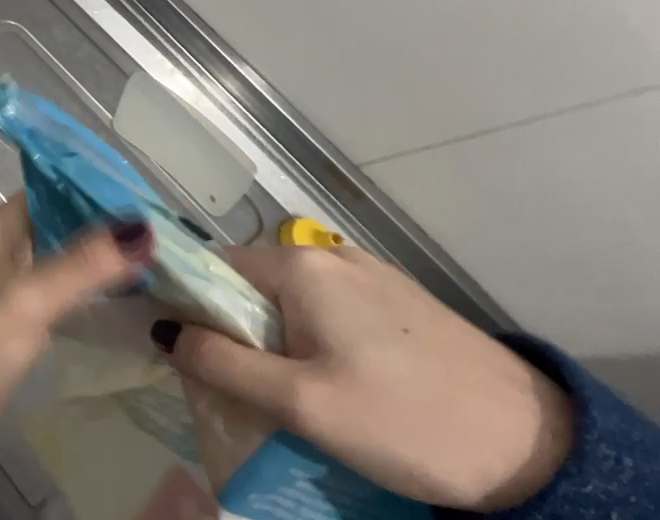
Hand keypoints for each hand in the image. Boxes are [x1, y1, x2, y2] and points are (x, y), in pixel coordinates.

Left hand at [0, 197, 151, 445]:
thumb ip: (84, 263)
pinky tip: (133, 293)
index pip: (50, 190)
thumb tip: (143, 227)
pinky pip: (65, 287)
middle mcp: (5, 247)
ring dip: (104, 255)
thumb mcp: (33, 297)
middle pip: (61, 221)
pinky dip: (94, 285)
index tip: (147, 195)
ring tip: (163, 257)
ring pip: (66, 255)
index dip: (94, 188)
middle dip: (107, 223)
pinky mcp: (23, 315)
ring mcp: (13, 282)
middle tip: (170, 230)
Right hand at [154, 246, 571, 509]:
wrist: (545, 455)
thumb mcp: (299, 402)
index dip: (192, 306)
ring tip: (294, 385)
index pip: (212, 267)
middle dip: (237, 325)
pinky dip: (317, 334)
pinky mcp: (405, 301)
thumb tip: (163, 331)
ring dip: (278, 332)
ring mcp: (373, 274)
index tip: (191, 350)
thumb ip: (220, 362)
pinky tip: (339, 376)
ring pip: (292, 296)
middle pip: (252, 281)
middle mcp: (331, 254)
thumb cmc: (406, 421)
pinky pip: (332, 305)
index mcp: (298, 265)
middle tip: (246, 381)